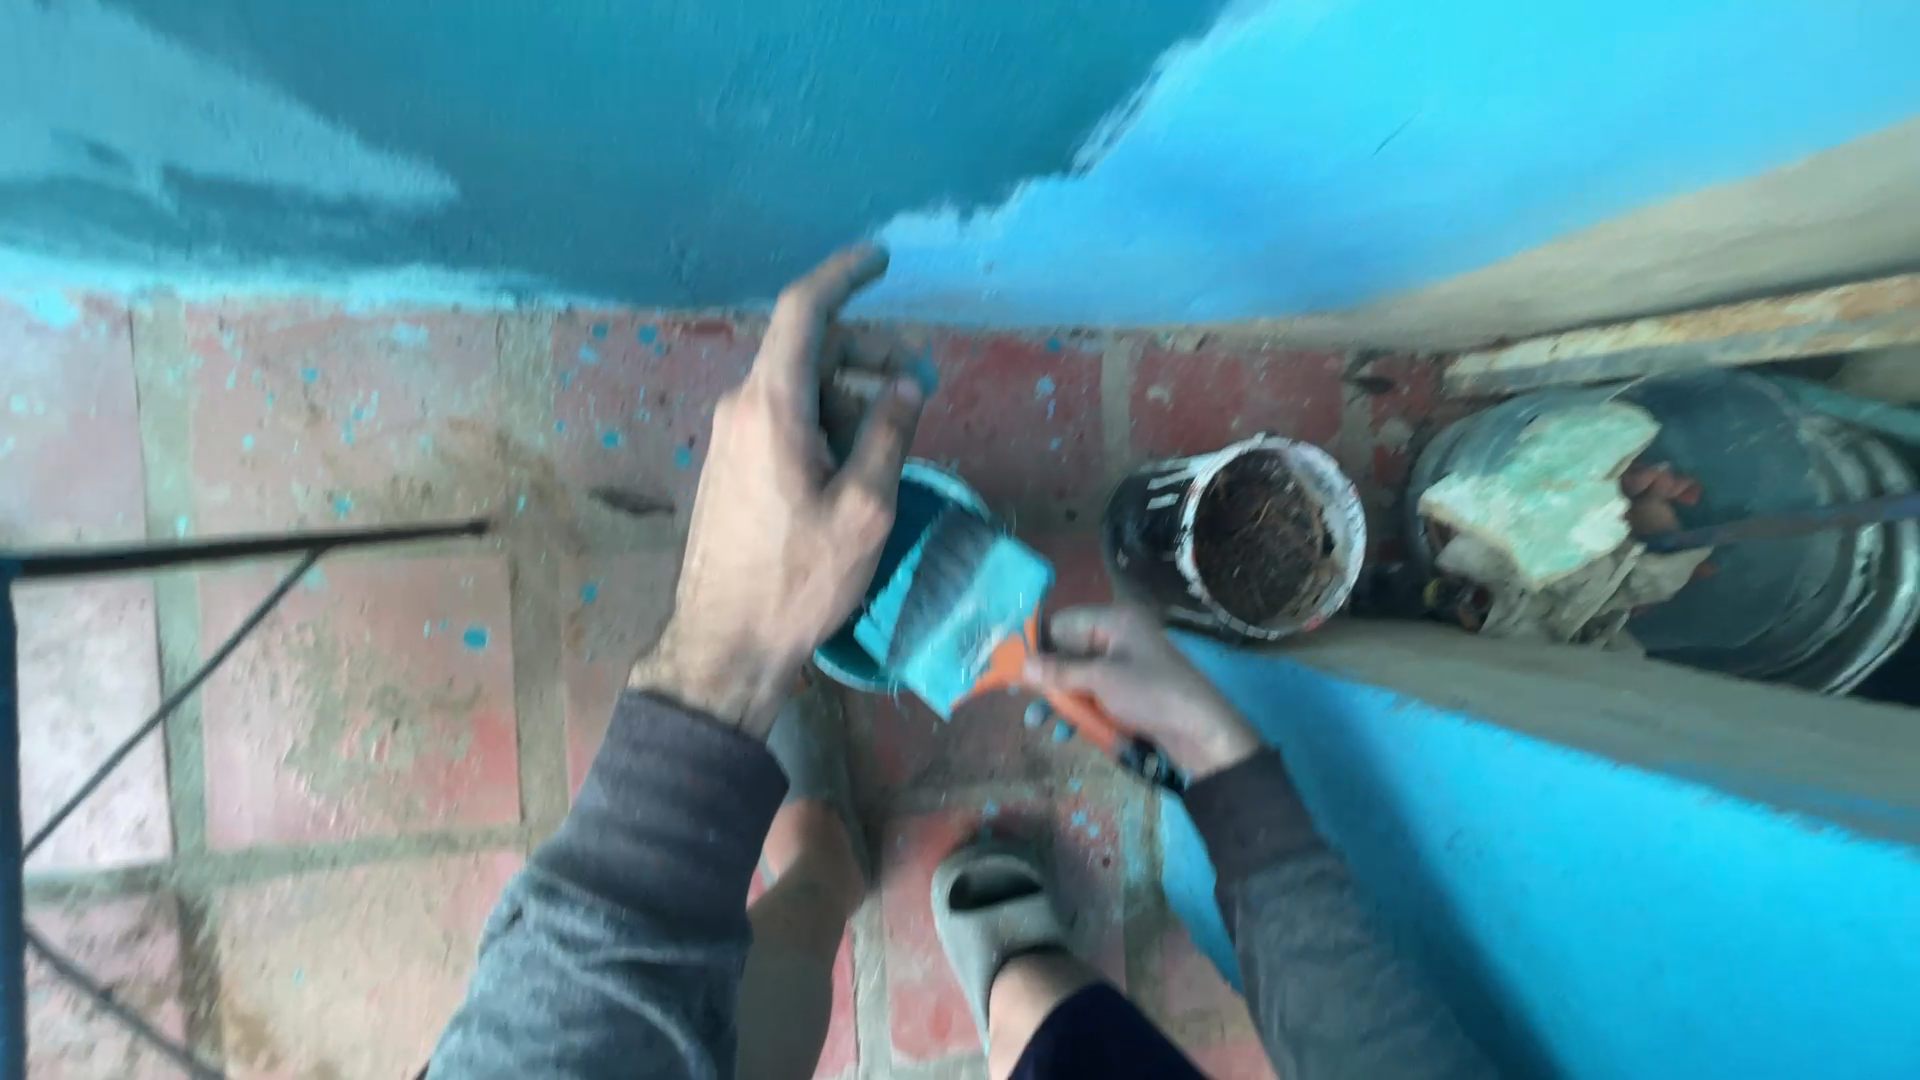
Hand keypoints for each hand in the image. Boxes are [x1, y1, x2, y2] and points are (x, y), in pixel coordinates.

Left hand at [631, 246, 924, 735]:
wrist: (726, 642)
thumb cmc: (800, 577)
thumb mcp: (865, 507)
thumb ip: (889, 433)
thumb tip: (909, 383)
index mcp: (771, 406)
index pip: (804, 311)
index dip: (844, 275)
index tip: (881, 260)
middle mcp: (742, 408)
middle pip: (811, 353)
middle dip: (872, 356)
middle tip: (924, 383)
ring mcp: (732, 438)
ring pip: (801, 390)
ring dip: (852, 397)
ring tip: (897, 436)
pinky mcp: (733, 467)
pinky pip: (786, 421)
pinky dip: (827, 422)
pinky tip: (857, 460)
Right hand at [1022, 605, 1261, 779]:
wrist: (1203, 734)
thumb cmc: (1152, 695)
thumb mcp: (1101, 680)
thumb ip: (1059, 671)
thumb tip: (1021, 664)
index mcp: (1115, 622)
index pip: (1063, 622)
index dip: (1036, 642)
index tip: (1009, 662)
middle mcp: (1117, 638)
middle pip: (1067, 651)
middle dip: (1043, 676)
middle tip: (1013, 694)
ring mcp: (1123, 668)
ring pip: (1077, 677)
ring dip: (1057, 699)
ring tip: (1036, 721)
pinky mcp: (1128, 694)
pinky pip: (1092, 696)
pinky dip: (1077, 711)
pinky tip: (1063, 732)